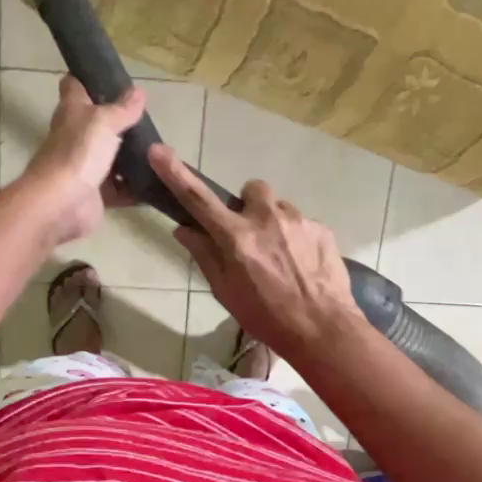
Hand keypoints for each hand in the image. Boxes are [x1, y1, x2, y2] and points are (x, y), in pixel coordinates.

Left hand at [17, 76, 146, 246]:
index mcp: (72, 112)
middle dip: (119, 121)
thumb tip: (138, 92)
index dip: (88, 78)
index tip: (111, 77)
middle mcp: (76, 137)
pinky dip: (134, 187)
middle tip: (147, 118)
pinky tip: (155, 181)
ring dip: (130, 156)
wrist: (62, 204)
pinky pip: (119, 189)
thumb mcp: (104, 122)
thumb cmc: (78, 153)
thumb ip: (122, 109)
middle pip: (97, 124)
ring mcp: (85, 167)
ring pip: (110, 157)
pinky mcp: (95, 194)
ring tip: (157, 149)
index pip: (74, 86)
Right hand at [149, 144, 359, 356]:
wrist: (322, 328)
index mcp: (236, 237)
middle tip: (250, 238)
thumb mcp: (226, 293)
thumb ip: (205, 256)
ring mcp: (298, 219)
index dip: (176, 174)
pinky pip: (301, 223)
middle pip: (250, 190)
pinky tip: (301, 266)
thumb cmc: (266, 318)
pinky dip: (296, 238)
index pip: (199, 200)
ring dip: (274, 223)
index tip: (159, 152)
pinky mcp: (321, 227)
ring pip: (278, 207)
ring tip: (280, 258)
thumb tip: (185, 229)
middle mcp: (266, 218)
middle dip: (248, 207)